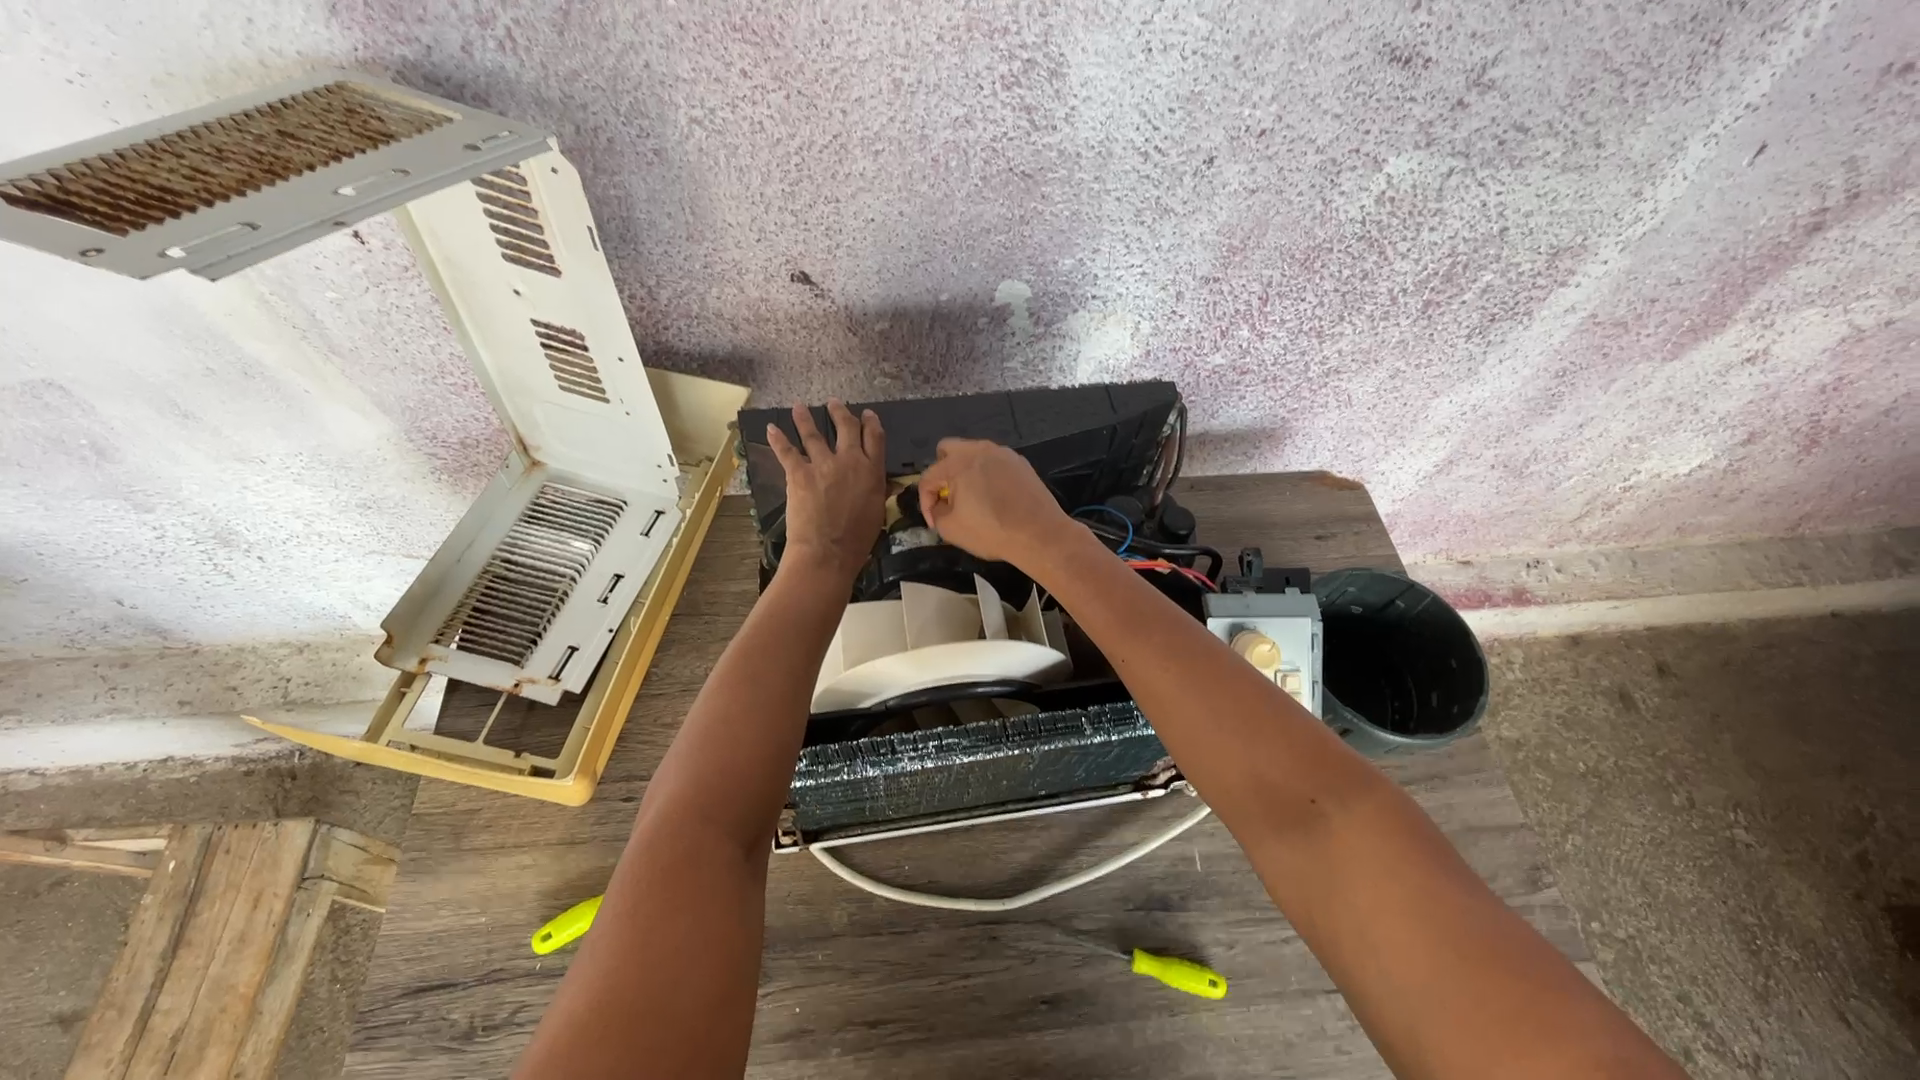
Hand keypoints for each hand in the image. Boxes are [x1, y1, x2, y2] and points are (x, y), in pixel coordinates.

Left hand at [766, 400, 885, 580]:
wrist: (827, 551)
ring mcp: (822, 464)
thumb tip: (884, 484)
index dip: (870, 423)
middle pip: (846, 428)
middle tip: (834, 404)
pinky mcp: (799, 473)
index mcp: (872, 472)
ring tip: (799, 407)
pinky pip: (786, 451)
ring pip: (813, 434)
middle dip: (840, 413)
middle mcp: (849, 461)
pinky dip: (778, 439)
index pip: (875, 438)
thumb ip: (878, 492)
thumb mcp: (877, 512)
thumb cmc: (857, 540)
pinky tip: (771, 429)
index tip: (867, 414)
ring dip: (805, 419)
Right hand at [917, 438, 1079, 567]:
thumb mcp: (951, 529)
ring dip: (966, 472)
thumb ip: (937, 512)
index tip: (934, 521)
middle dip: (942, 473)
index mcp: (958, 463)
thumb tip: (939, 505)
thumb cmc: (991, 532)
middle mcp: (979, 450)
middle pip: (948, 450)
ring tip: (972, 498)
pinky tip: (996, 498)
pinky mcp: (1021, 463)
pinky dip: (988, 475)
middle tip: (949, 497)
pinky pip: (995, 462)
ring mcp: (1003, 453)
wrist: (1039, 534)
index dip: (925, 502)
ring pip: (974, 454)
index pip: (928, 477)